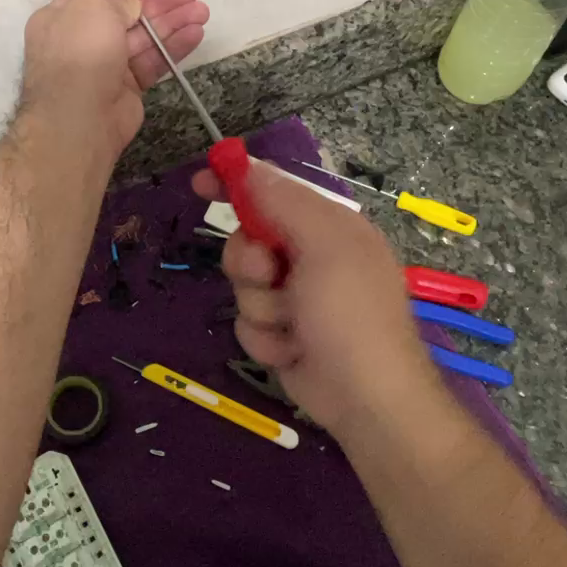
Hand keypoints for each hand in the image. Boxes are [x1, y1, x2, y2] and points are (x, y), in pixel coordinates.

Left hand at [19, 0, 209, 153]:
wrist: (79, 120)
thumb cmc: (80, 55)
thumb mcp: (95, 11)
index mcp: (64, 17)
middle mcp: (83, 40)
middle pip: (128, 14)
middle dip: (160, 2)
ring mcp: (106, 65)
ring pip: (144, 38)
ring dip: (173, 22)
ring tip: (202, 10)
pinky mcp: (126, 88)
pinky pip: (151, 61)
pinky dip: (172, 48)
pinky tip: (195, 33)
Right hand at [191, 163, 443, 434]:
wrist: (367, 401)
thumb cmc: (351, 315)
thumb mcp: (323, 246)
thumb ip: (283, 202)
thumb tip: (248, 165)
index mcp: (328, 226)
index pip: (273, 190)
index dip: (234, 183)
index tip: (199, 184)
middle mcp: (311, 256)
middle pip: (246, 239)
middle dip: (248, 262)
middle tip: (269, 277)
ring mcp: (295, 297)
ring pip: (242, 285)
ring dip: (261, 308)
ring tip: (292, 326)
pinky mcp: (282, 333)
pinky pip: (247, 322)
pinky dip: (265, 339)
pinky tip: (292, 352)